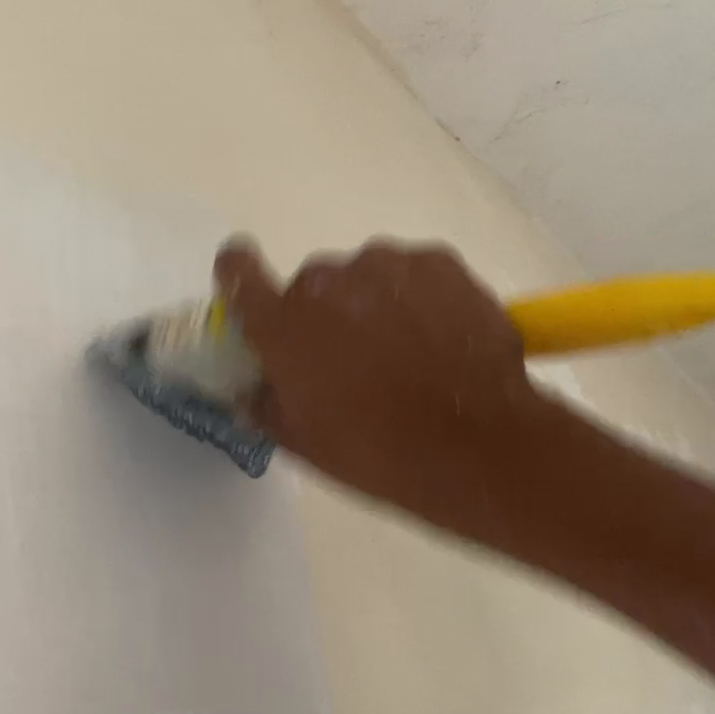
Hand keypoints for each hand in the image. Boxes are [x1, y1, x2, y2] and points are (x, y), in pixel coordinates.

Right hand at [215, 236, 547, 515]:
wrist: (477, 444)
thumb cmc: (375, 451)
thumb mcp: (304, 443)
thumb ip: (266, 407)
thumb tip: (253, 392)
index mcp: (282, 325)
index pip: (237, 271)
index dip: (238, 275)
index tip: (250, 292)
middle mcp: (325, 281)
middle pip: (310, 286)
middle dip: (321, 317)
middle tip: (348, 363)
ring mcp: (385, 265)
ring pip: (362, 278)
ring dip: (368, 305)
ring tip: (400, 355)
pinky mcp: (438, 262)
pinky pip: (409, 275)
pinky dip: (413, 299)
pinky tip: (434, 340)